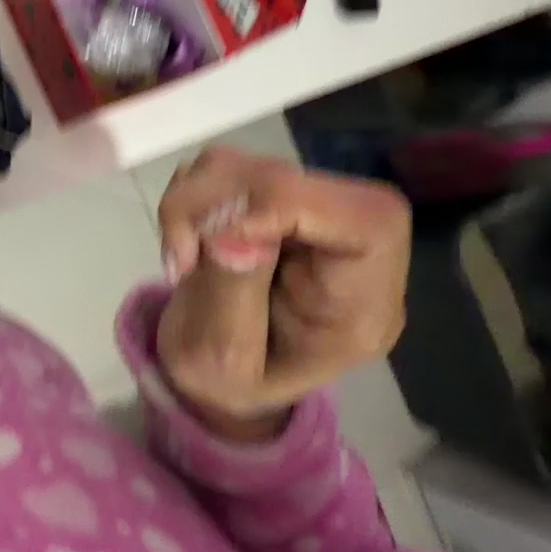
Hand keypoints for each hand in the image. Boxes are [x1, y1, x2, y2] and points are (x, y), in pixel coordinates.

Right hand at [154, 148, 410, 441]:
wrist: (212, 377)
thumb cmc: (225, 385)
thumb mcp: (222, 363)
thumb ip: (233, 296)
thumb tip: (233, 230)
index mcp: (361, 306)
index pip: (368, 221)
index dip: (292, 206)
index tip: (218, 239)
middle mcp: (348, 253)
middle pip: (307, 182)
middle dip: (225, 205)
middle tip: (183, 256)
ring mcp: (307, 221)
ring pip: (257, 166)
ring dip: (198, 202)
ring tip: (182, 258)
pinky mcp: (271, 203)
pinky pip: (227, 168)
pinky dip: (189, 197)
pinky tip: (186, 241)